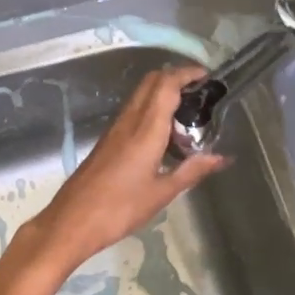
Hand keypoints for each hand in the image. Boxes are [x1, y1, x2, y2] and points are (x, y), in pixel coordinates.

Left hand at [23, 67, 228, 267]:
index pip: (166, 84)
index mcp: (145, 129)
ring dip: (163, 94)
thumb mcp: (162, 192)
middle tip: (200, 93)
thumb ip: (192, 170)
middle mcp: (128, 120)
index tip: (207, 77)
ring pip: (140, 96)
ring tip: (189, 115)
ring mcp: (115, 129)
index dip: (186, 73)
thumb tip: (222, 157)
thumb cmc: (120, 208)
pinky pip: (133, 112)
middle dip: (176, 78)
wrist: (72, 221)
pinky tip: (165, 135)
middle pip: (151, 82)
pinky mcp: (107, 140)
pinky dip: (151, 110)